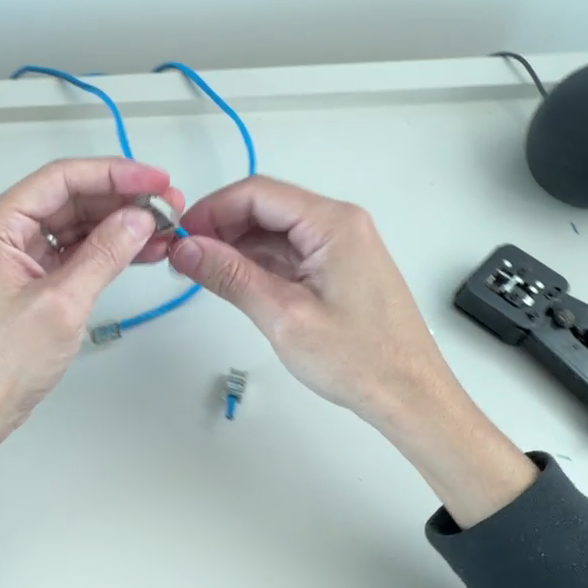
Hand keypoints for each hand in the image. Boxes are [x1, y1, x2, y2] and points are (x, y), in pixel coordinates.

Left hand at [0, 158, 182, 472]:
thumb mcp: (61, 304)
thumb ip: (104, 255)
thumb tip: (138, 219)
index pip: (61, 179)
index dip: (114, 174)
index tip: (154, 179)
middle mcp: (0, 233)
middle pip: (70, 198)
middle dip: (121, 200)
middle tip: (167, 204)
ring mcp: (15, 257)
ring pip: (74, 225)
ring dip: (118, 226)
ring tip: (163, 228)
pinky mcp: (28, 280)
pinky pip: (72, 252)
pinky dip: (106, 251)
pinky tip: (140, 251)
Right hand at [167, 176, 535, 525]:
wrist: (410, 395)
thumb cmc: (357, 359)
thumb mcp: (284, 316)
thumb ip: (231, 276)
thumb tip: (185, 247)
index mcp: (333, 223)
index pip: (257, 193)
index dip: (211, 210)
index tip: (177, 236)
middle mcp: (339, 224)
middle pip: (265, 207)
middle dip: (220, 227)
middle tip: (182, 258)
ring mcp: (340, 247)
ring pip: (273, 231)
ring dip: (235, 246)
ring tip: (199, 273)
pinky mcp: (337, 270)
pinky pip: (288, 254)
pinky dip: (255, 263)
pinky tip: (231, 282)